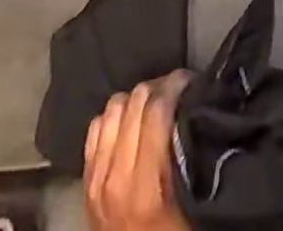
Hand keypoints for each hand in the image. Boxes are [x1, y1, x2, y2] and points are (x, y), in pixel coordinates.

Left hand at [85, 71, 194, 230]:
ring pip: (112, 108)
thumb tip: (197, 108)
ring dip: (136, 100)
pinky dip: (114, 118)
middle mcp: (116, 177)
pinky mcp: (85, 183)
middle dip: (159, 87)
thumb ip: (189, 156)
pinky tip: (131, 124)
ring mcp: (96, 180)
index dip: (176, 85)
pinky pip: (95, 127)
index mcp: (147, 186)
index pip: (156, 110)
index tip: (193, 81)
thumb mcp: (192, 201)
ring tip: (155, 104)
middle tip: (179, 89)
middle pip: (134, 101)